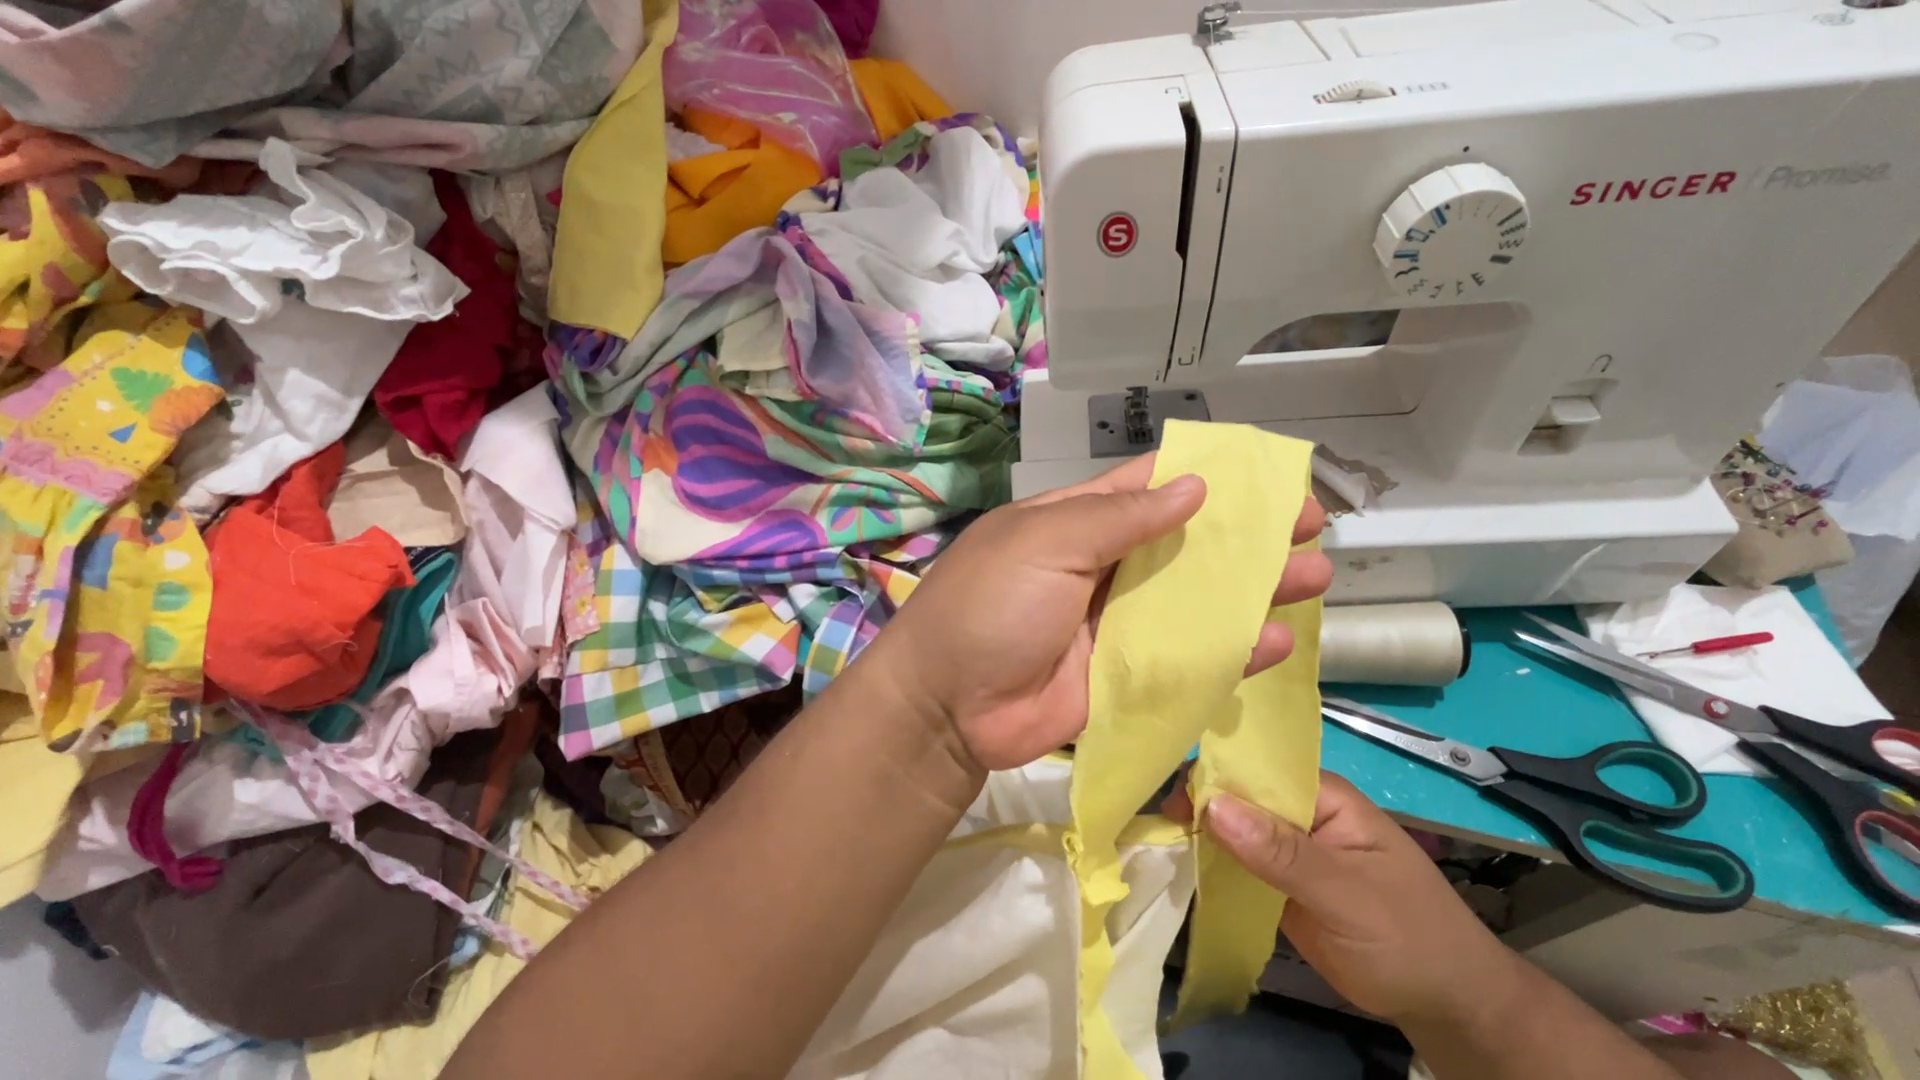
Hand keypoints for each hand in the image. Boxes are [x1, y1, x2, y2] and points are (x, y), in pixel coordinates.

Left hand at [878, 454, 1331, 770]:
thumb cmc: (988, 607)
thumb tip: (1193, 486)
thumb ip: (1119, 518)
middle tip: (1314, 525)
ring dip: (1256, 589)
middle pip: (1189, 546)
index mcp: (1078, 524)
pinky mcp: (1130, 678)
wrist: (947, 707)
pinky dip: (1235, 652)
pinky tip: (1279, 640)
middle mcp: (1105, 569)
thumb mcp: (1044, 544)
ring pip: (1200, 602)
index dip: (1209, 478)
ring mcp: (1119, 626)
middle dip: (1248, 535)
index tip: (1268, 475)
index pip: (1151, 489)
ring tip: (1317, 574)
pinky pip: (1190, 660)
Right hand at [1165, 773, 1520, 1026]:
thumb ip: (1281, 851)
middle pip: (1237, 796)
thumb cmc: (1408, 936)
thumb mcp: (1345, 893)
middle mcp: (1300, 814)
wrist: (1445, 1004)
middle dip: (1196, 805)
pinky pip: (1235, 866)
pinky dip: (1208, 866)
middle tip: (1150, 825)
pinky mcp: (1277, 885)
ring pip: (1231, 831)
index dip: (1212, 776)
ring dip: (1196, 836)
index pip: (1256, 769)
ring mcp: (1287, 851)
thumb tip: (1211, 804)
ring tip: (1149, 844)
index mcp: (1322, 796)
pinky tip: (1175, 868)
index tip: (1167, 800)